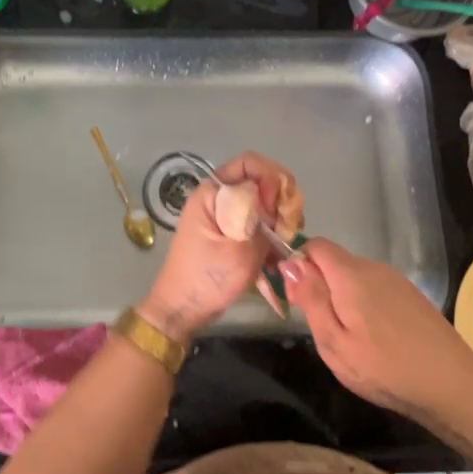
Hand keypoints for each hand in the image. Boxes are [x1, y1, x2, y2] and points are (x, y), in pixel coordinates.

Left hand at [137, 152, 286, 341]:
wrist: (182, 310)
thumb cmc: (207, 279)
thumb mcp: (239, 248)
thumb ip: (260, 218)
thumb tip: (276, 196)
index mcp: (213, 192)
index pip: (251, 163)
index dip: (272, 178)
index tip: (280, 208)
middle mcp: (219, 197)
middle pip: (261, 182)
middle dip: (282, 201)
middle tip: (290, 228)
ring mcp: (225, 216)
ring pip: (264, 204)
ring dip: (280, 220)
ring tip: (287, 243)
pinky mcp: (232, 233)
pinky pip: (259, 224)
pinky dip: (273, 235)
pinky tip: (281, 254)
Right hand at [282, 239, 472, 414]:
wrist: (451, 385)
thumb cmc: (384, 368)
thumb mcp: (334, 342)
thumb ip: (311, 299)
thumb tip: (290, 263)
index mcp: (350, 275)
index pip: (314, 246)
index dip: (298, 265)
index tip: (296, 299)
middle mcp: (374, 268)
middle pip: (334, 262)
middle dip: (320, 286)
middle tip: (322, 329)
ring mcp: (396, 281)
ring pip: (355, 278)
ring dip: (342, 299)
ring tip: (350, 340)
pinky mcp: (411, 296)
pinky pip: (375, 290)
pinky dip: (365, 306)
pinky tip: (375, 340)